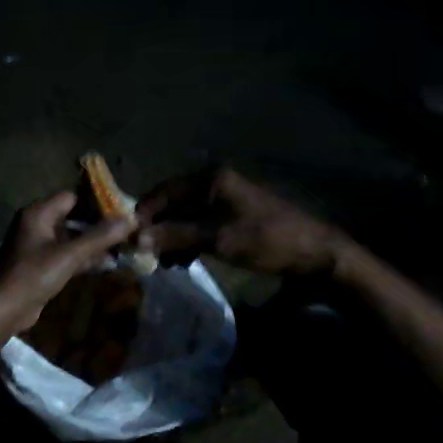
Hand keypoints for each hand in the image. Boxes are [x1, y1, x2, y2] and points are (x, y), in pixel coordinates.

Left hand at [0, 192, 136, 335]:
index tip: (122, 208)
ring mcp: (39, 246)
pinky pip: (67, 254)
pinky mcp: (42, 265)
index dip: (97, 201)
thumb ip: (99, 237)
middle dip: (99, 224)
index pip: (72, 197)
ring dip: (94, 243)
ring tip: (124, 245)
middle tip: (127, 228)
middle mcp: (37, 224)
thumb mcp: (69, 255)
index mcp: (38, 213)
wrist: (3, 310)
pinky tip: (108, 263)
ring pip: (72, 238)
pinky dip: (85, 257)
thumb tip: (131, 219)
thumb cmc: (33, 276)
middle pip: (73, 217)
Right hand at [136, 167, 351, 275]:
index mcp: (211, 179)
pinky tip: (181, 261)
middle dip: (157, 228)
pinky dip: (188, 241)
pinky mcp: (233, 218)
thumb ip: (176, 235)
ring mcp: (225, 200)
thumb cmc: (266, 239)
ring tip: (161, 263)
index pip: (165, 191)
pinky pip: (200, 226)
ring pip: (186, 217)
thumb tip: (137, 239)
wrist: (315, 252)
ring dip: (171, 237)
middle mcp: (215, 183)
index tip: (127, 237)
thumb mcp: (217, 239)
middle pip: (174, 204)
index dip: (144, 213)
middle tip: (142, 254)